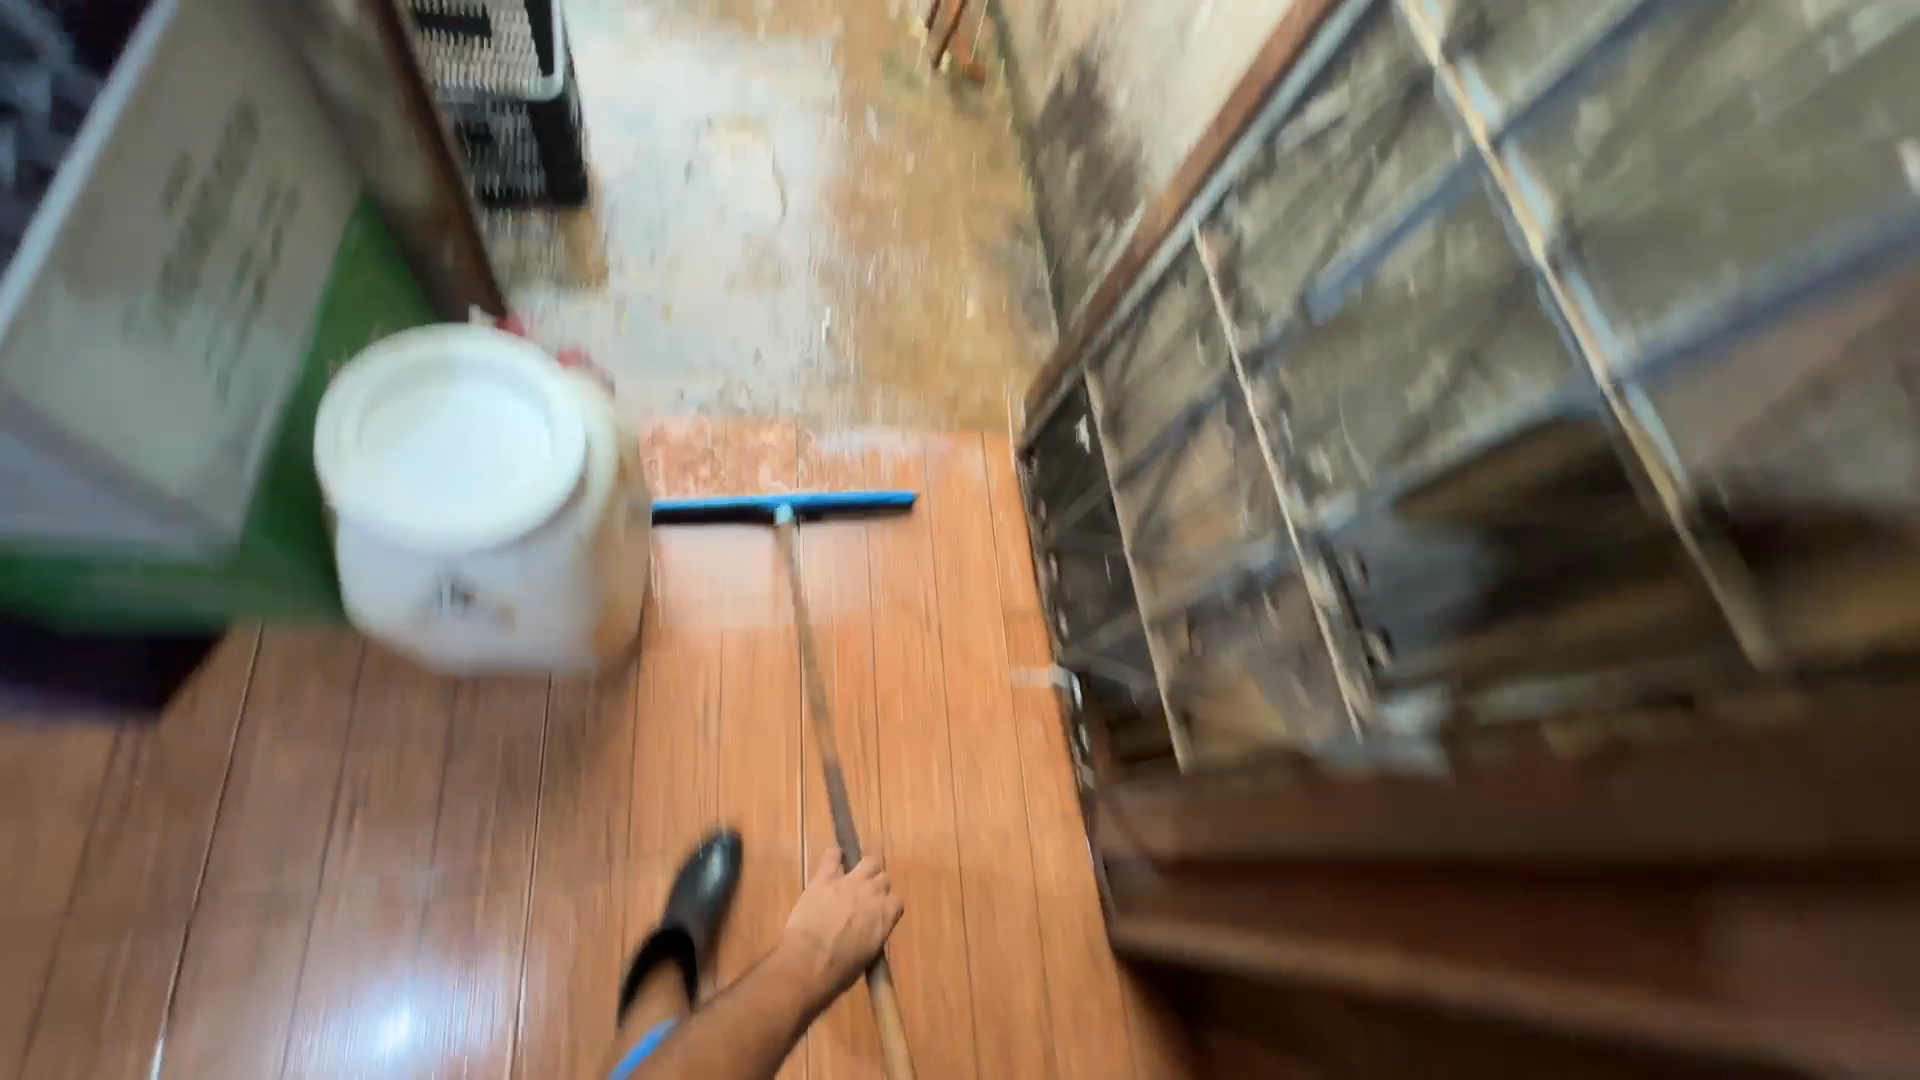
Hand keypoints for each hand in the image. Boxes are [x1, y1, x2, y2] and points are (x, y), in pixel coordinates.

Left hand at [780, 847, 903, 1007]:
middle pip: (883, 878)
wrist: (810, 962)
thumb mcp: (866, 958)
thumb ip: (872, 937)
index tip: (878, 916)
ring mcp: (850, 881)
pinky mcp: (825, 877)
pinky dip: (833, 856)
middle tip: (863, 899)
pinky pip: (833, 855)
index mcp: (886, 914)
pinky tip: (831, 862)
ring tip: (852, 878)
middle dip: (875, 887)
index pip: (896, 901)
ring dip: (862, 869)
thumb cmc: (840, 971)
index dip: (886, 908)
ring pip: (868, 861)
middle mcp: (873, 892)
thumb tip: (868, 935)